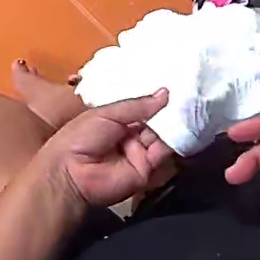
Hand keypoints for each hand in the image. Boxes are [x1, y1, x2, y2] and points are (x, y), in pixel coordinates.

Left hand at [31, 90, 177, 212]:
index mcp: (120, 121)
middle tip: (188, 95)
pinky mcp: (148, 168)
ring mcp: (141, 152)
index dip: (158, 99)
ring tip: (189, 107)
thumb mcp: (107, 114)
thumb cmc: (80, 138)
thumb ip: (137, 105)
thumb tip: (166, 92)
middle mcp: (132, 136)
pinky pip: (164, 153)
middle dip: (170, 111)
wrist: (69, 174)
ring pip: (164, 136)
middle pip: (157, 122)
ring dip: (174, 124)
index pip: (144, 108)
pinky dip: (174, 141)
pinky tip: (183, 126)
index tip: (178, 85)